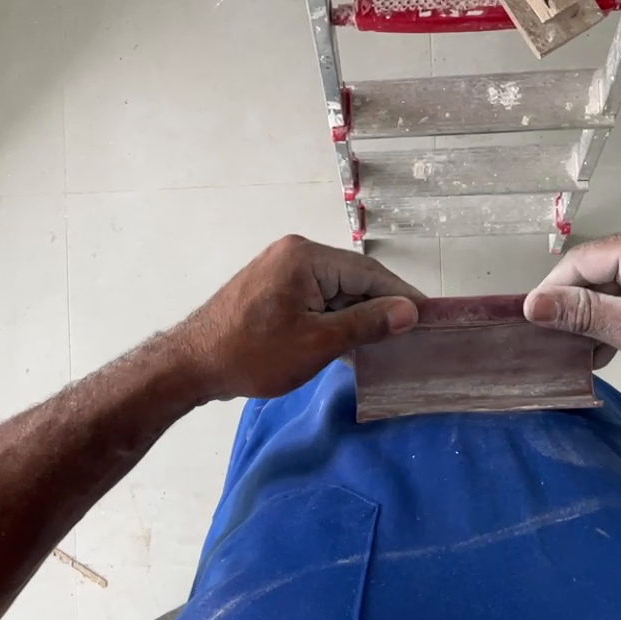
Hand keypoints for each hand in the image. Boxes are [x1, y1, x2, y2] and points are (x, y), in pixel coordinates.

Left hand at [169, 235, 421, 401]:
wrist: (190, 366)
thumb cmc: (253, 354)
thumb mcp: (317, 343)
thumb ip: (367, 324)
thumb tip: (410, 312)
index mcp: (305, 256)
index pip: (368, 273)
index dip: (401, 297)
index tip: (430, 318)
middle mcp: (294, 253)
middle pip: (352, 280)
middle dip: (380, 309)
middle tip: (411, 337)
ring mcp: (280, 270)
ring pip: (334, 292)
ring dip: (356, 318)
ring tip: (386, 346)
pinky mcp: (272, 289)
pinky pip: (315, 299)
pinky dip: (333, 320)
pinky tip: (351, 345)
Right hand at [522, 219, 620, 395]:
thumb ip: (580, 313)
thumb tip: (531, 305)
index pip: (582, 261)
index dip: (553, 291)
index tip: (533, 322)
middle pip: (598, 269)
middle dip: (578, 306)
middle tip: (560, 342)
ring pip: (616, 280)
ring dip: (599, 313)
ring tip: (587, 350)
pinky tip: (613, 341)